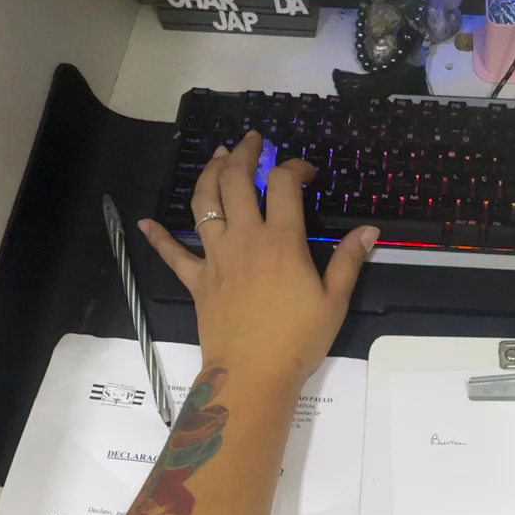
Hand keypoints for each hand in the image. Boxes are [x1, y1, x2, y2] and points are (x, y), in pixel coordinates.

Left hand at [140, 131, 377, 392]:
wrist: (254, 373)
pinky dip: (160, 237)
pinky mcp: (197, 280)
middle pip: (237, 180)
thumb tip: (368, 231)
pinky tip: (146, 222)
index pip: (285, 185)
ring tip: (217, 157)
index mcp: (282, 241)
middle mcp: (245, 238)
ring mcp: (216, 257)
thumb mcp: (335, 301)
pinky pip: (174, 254)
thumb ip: (348, 261)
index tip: (305, 168)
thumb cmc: (298, 340)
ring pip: (204, 203)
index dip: (295, 166)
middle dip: (244, 153)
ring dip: (209, 173)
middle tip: (252, 141)